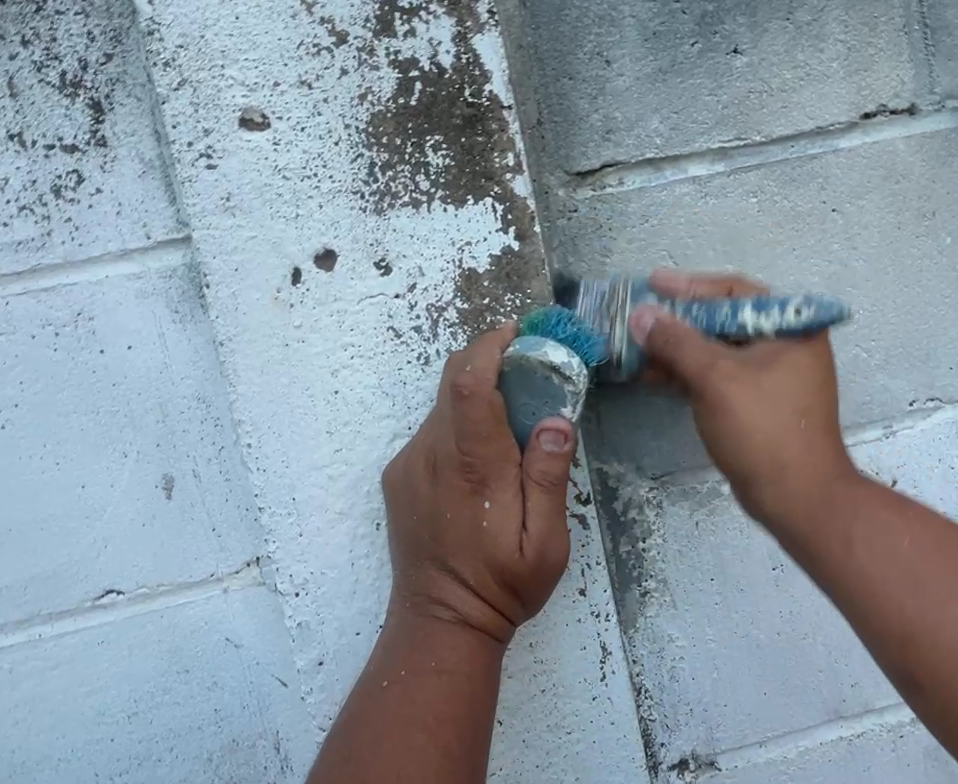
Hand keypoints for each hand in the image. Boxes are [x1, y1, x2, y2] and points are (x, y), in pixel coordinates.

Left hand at [381, 324, 578, 644]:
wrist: (439, 625)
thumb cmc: (502, 586)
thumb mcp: (546, 543)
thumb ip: (549, 477)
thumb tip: (556, 419)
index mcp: (472, 467)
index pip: (471, 383)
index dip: (493, 346)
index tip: (522, 332)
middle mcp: (432, 454)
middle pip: (453, 378)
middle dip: (490, 356)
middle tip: (530, 359)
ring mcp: (410, 462)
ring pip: (444, 401)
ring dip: (480, 389)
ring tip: (518, 407)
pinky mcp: (401, 473)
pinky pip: (435, 426)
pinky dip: (464, 417)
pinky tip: (488, 447)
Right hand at [629, 268, 856, 529]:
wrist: (798, 499)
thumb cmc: (762, 428)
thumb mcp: (714, 377)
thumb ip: (675, 341)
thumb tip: (640, 315)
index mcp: (790, 326)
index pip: (734, 291)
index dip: (690, 286)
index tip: (652, 283)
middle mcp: (786, 344)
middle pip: (723, 319)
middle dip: (678, 320)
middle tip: (640, 315)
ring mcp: (773, 375)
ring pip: (717, 350)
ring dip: (677, 349)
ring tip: (636, 347)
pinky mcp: (759, 402)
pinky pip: (719, 375)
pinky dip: (688, 373)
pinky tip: (653, 376)